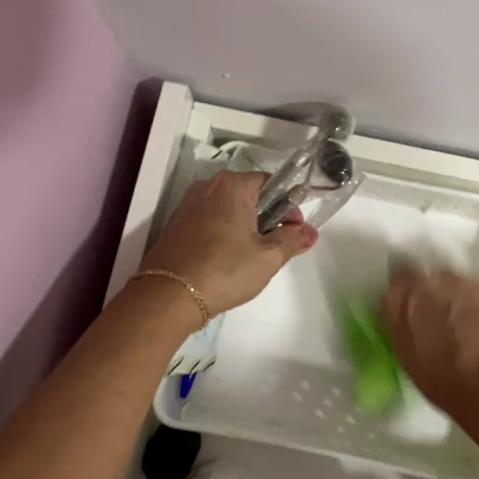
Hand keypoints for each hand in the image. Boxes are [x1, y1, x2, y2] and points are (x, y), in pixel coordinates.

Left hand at [140, 170, 317, 316]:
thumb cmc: (225, 270)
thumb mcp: (268, 257)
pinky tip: (226, 261)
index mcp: (232, 185)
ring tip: (250, 258)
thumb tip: (310, 232)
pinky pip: (209, 222)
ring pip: (228, 210)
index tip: (294, 232)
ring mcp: (188, 205)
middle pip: (248, 196)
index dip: (288, 206)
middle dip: (266, 218)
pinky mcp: (176, 225)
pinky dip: (222, 235)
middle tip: (275, 248)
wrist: (168, 296)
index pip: (271, 183)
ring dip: (244, 228)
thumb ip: (292, 240)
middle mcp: (208, 187)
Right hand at [380, 265, 478, 419]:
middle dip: (427, 291)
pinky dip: (475, 302)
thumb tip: (395, 307)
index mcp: (405, 295)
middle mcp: (433, 278)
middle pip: (426, 275)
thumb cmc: (443, 377)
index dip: (401, 293)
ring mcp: (464, 280)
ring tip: (460, 321)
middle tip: (432, 316)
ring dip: (452, 295)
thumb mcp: (405, 353)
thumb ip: (397, 322)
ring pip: (452, 281)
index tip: (405, 308)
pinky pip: (476, 290)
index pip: (396, 279)